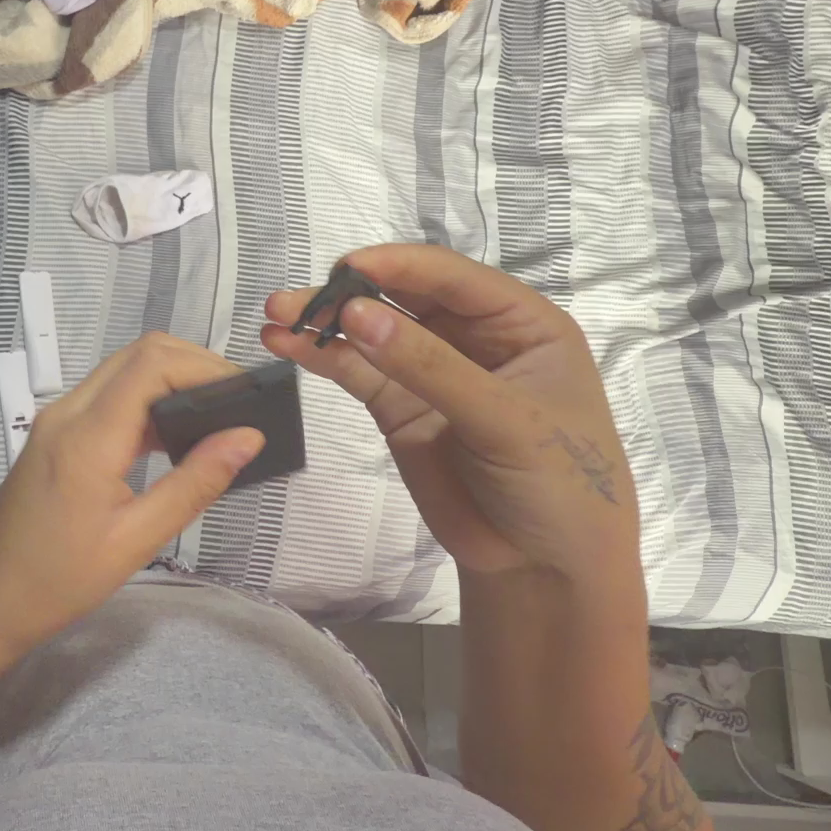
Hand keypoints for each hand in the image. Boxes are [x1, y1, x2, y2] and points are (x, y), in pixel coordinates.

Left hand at [0, 333, 264, 673]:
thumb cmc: (59, 579)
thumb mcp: (136, 539)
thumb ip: (194, 483)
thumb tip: (247, 437)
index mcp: (87, 436)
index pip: (151, 364)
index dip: (204, 366)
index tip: (247, 393)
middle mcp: (69, 412)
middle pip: (138, 355)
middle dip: (193, 366)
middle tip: (238, 402)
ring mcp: (58, 419)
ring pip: (123, 372)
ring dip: (171, 381)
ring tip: (218, 416)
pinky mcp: (56, 433)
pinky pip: (108, 397)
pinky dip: (147, 402)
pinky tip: (177, 435)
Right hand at [260, 245, 640, 587]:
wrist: (539, 564)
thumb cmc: (557, 484)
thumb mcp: (505, 421)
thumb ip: (429, 367)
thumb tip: (355, 314)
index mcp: (519, 323)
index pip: (451, 277)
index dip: (397, 266)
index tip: (343, 268)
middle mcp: (470, 336)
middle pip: (401, 297)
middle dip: (347, 292)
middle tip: (292, 299)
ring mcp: (427, 371)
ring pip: (369, 332)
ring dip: (322, 321)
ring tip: (274, 318)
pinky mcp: (395, 405)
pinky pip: (353, 371)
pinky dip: (319, 357)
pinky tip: (283, 345)